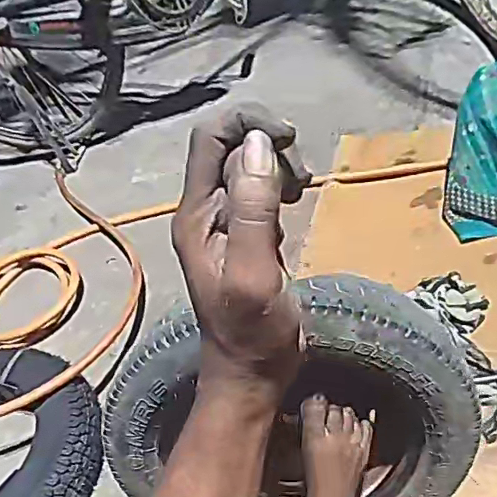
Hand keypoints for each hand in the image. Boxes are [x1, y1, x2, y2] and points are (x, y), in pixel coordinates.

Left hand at [173, 106, 311, 405]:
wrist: (252, 373)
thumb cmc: (252, 333)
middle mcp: (204, 213)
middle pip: (231, 146)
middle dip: (269, 147)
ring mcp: (224, 225)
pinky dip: (279, 189)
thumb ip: (253, 210)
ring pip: (248, 167)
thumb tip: (258, 144)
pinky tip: (291, 211)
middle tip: (299, 181)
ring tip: (298, 194)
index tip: (289, 140)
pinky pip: (259, 193)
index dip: (249, 124)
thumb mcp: (254, 273)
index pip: (211, 138)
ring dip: (278, 167)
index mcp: (196, 215)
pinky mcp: (244, 237)